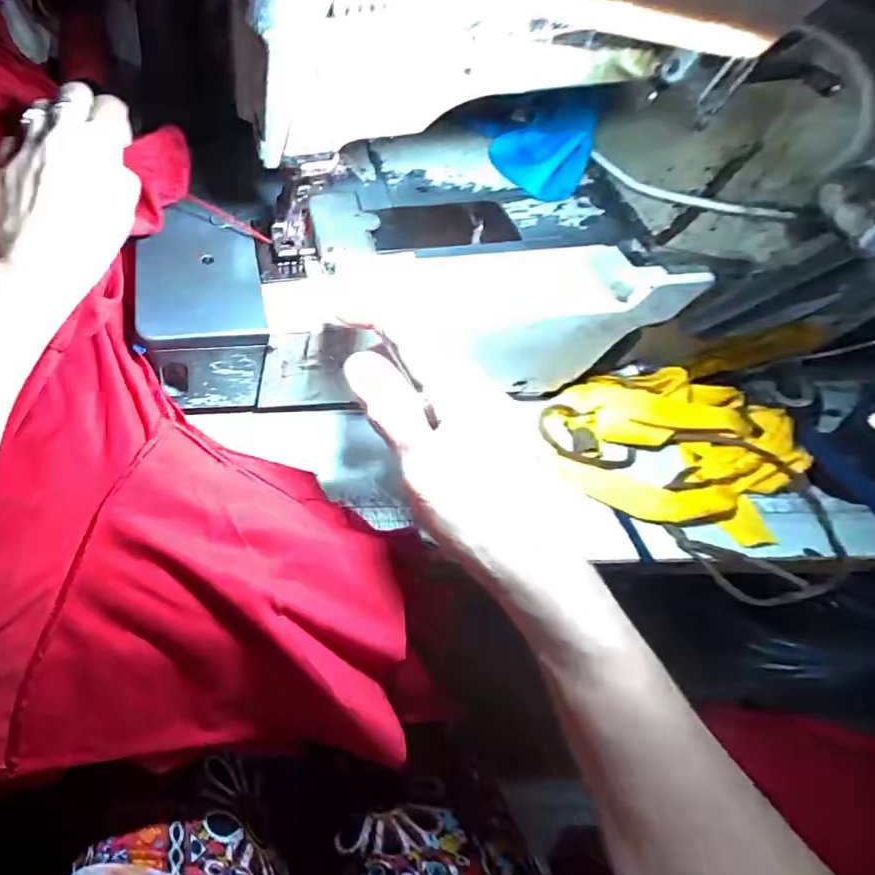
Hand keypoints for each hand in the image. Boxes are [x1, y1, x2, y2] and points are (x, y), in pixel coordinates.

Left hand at [0, 83, 141, 310]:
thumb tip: (114, 164)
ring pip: (39, 107)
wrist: (34, 267)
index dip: (117, 122)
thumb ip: (123, 175)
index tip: (117, 142)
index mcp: (97, 140)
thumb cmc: (88, 243)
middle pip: (74, 92)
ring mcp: (25, 141)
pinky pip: (15, 136)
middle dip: (84, 106)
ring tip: (57, 144)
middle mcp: (60, 129)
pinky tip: (31, 162)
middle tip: (87, 133)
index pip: (111, 104)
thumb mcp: (125, 211)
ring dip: (53, 120)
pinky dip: (26, 143)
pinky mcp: (0, 158)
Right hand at [342, 314, 601, 588]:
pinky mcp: (491, 432)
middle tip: (352, 336)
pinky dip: (417, 385)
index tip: (340, 312)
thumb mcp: (420, 462)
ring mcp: (489, 410)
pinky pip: (446, 390)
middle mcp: (478, 389)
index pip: (412, 331)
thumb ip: (390, 409)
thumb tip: (359, 360)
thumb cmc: (475, 515)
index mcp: (459, 389)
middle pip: (427, 343)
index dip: (373, 313)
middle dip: (387, 331)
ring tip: (373, 370)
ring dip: (401, 359)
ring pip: (438, 368)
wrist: (534, 562)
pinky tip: (410, 408)